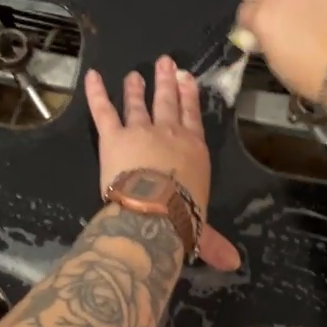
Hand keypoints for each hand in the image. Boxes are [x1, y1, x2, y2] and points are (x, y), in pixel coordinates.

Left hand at [85, 56, 241, 270]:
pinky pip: (103, 110)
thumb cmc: (182, 216)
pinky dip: (96, 92)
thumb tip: (234, 264)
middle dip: (167, 82)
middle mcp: (169, 134)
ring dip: (136, 88)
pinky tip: (92, 76)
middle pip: (168, 103)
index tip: (188, 78)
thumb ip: (213, 241)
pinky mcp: (113, 135)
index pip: (192, 118)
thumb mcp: (200, 228)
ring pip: (138, 104)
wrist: (154, 210)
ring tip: (135, 73)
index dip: (190, 97)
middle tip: (166, 62)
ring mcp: (140, 130)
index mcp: (193, 151)